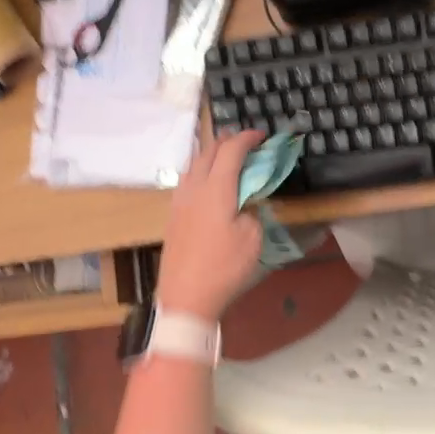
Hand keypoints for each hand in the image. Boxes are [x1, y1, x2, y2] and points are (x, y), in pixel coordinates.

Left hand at [157, 130, 264, 319]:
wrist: (186, 297)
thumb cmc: (224, 267)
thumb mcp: (252, 238)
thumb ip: (252, 210)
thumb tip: (246, 201)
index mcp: (216, 189)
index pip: (231, 151)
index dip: (247, 138)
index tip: (261, 136)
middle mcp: (194, 188)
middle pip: (209, 151)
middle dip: (228, 141)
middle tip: (246, 143)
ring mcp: (179, 201)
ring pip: (194, 163)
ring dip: (212, 154)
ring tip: (227, 157)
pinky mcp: (173, 215)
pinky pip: (187, 179)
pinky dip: (201, 170)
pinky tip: (208, 181)